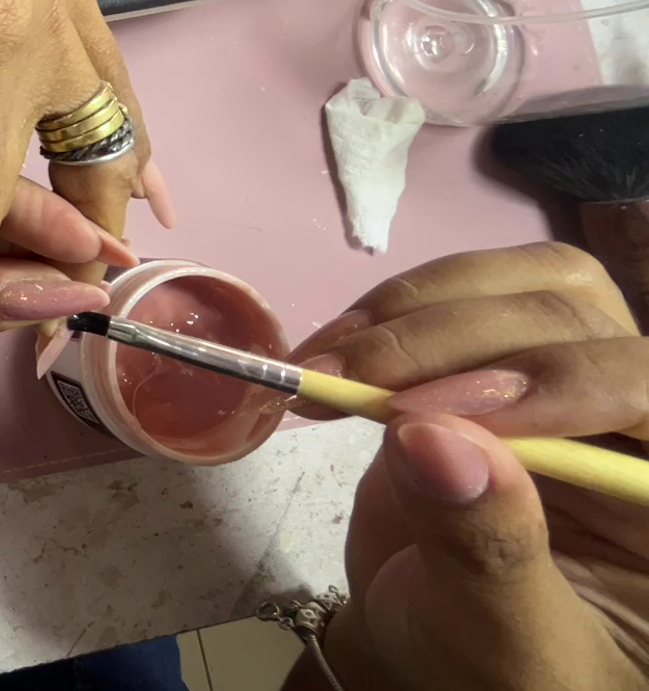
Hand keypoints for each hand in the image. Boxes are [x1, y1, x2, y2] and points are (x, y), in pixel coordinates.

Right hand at [287, 243, 648, 690]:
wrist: (435, 648)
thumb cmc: (491, 676)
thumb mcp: (507, 646)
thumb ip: (488, 548)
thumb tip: (430, 435)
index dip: (557, 380)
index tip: (420, 412)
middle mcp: (648, 433)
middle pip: (580, 321)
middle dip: (442, 341)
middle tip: (338, 380)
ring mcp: (569, 392)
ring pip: (526, 286)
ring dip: (409, 312)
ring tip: (322, 364)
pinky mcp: (488, 369)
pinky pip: (458, 299)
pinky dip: (383, 312)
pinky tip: (328, 354)